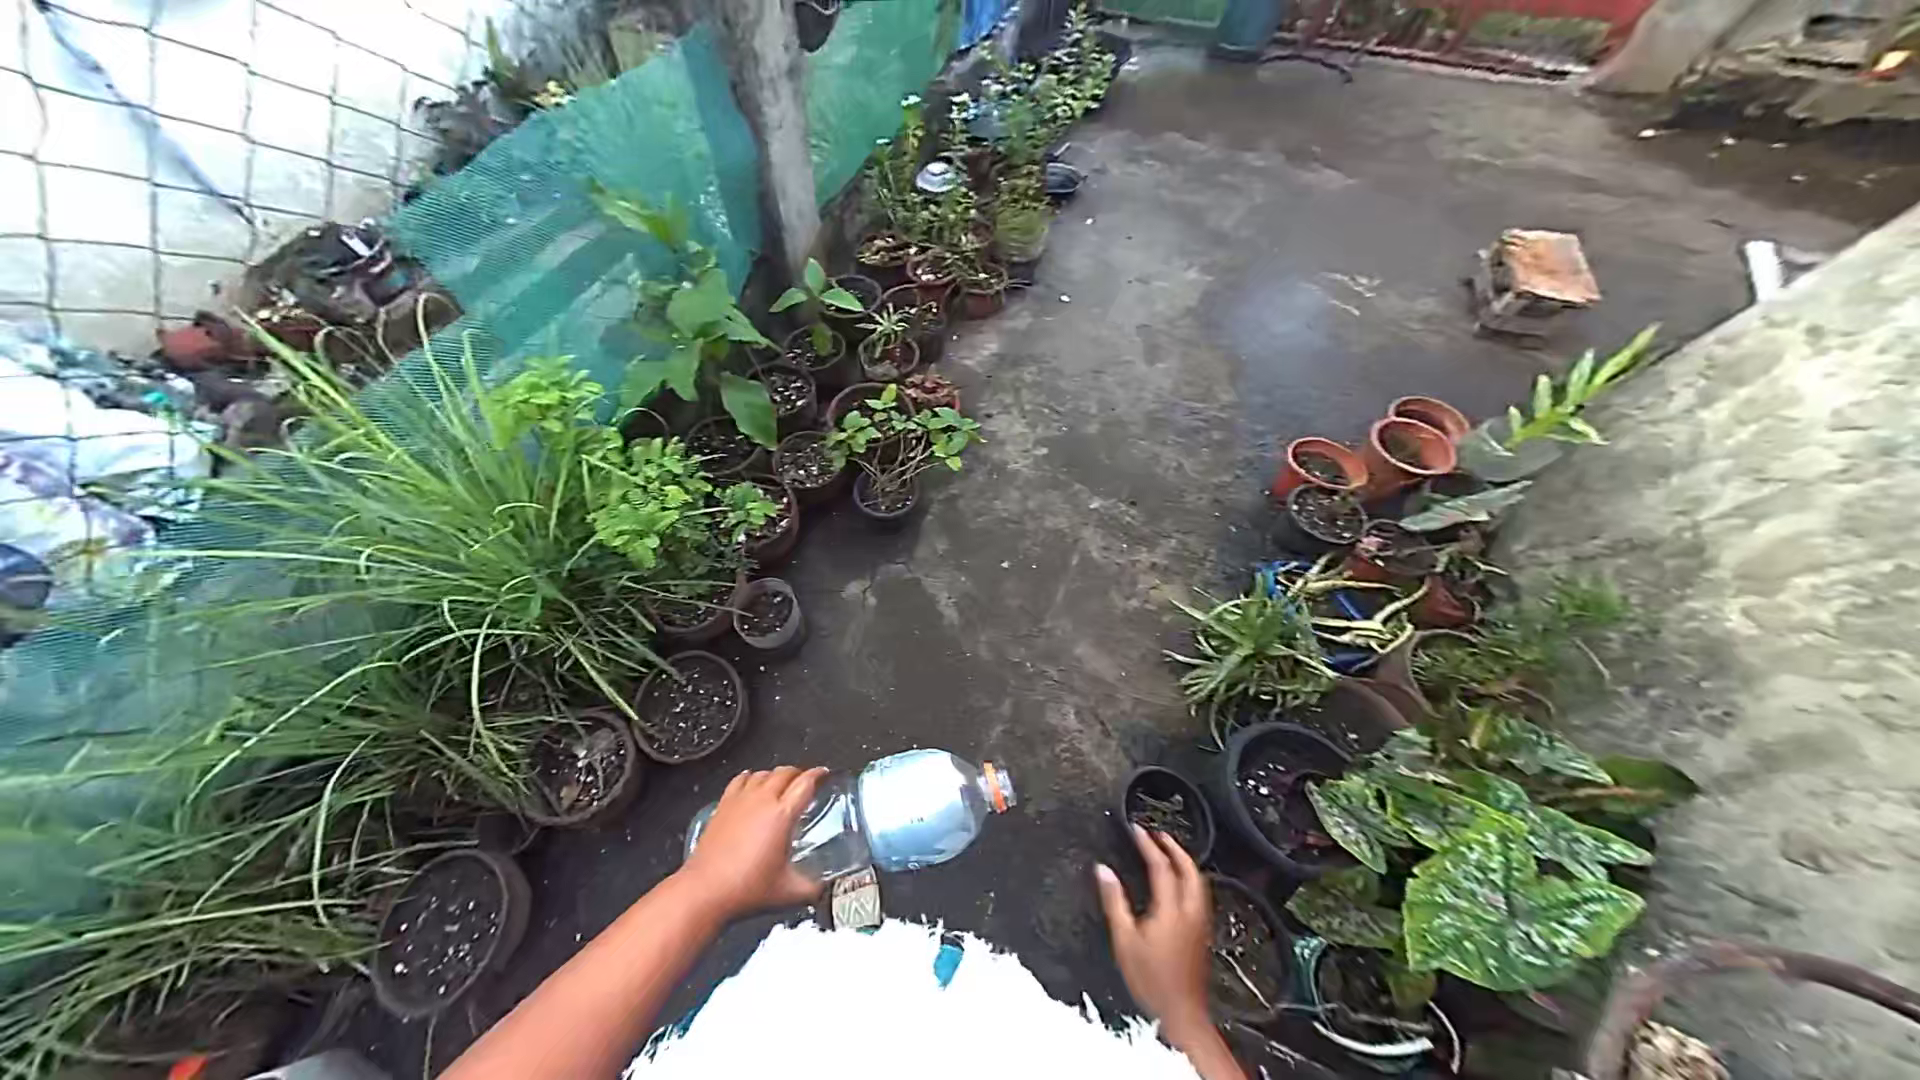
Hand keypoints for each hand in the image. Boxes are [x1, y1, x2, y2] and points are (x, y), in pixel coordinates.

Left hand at [677, 766, 827, 920]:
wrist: (704, 892)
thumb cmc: (745, 889)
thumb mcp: (789, 892)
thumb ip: (812, 889)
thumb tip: (823, 889)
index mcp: (782, 814)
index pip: (806, 782)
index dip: (818, 774)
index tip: (824, 774)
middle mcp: (762, 800)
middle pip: (785, 772)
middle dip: (799, 773)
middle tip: (805, 781)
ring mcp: (740, 801)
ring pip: (763, 773)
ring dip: (776, 775)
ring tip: (781, 783)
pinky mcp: (723, 806)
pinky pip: (740, 780)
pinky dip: (751, 777)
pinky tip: (751, 782)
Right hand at [1096, 826, 1213, 1044]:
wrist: (1182, 1014)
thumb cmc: (1151, 981)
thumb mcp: (1124, 940)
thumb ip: (1114, 901)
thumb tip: (1103, 871)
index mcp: (1170, 909)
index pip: (1161, 866)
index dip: (1148, 844)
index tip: (1137, 830)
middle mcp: (1190, 912)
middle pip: (1189, 868)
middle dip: (1174, 846)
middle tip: (1158, 834)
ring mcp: (1200, 923)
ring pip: (1199, 880)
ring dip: (1184, 860)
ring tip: (1169, 850)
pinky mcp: (1203, 933)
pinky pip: (1200, 893)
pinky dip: (1190, 877)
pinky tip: (1180, 881)